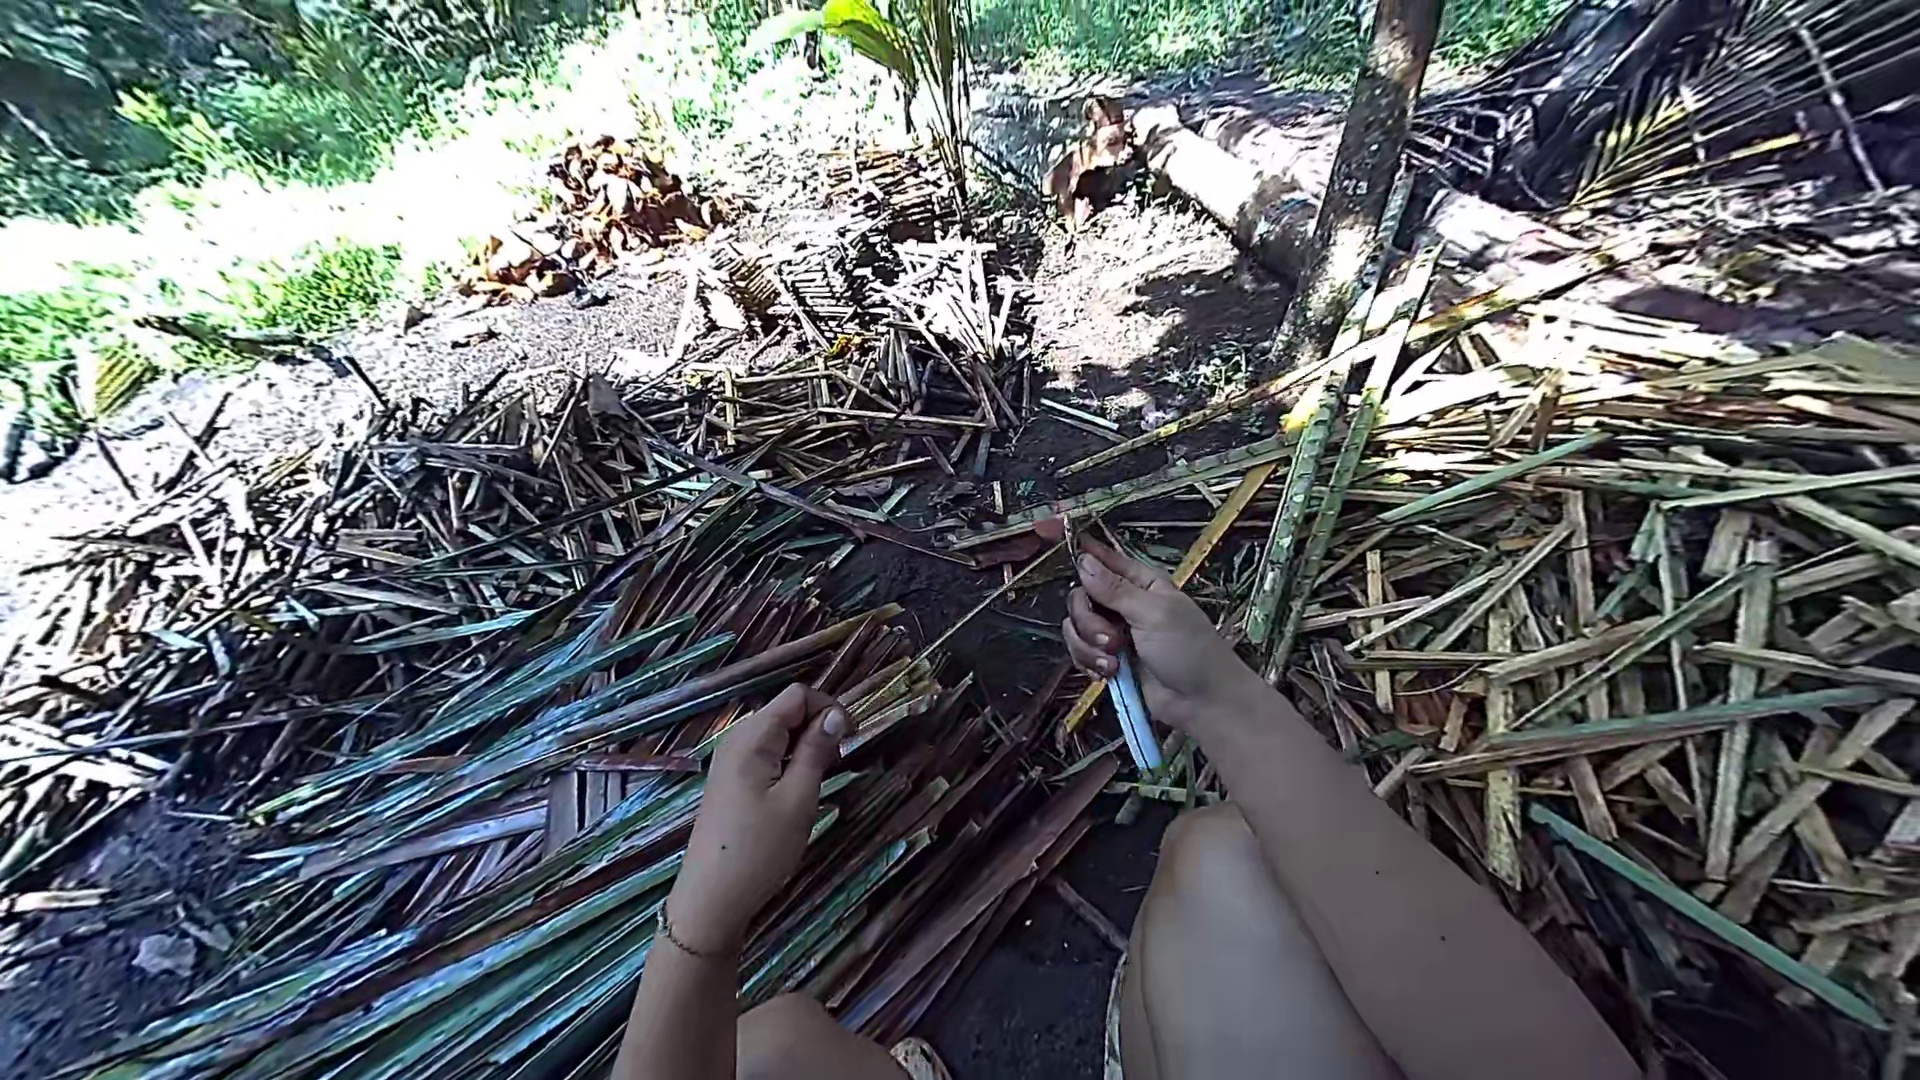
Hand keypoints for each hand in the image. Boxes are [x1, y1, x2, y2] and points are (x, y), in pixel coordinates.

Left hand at [667, 683, 849, 954]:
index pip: (798, 695)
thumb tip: (836, 714)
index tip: (849, 738)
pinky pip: (768, 751)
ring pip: (780, 731)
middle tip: (836, 763)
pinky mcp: (731, 778)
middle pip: (787, 710)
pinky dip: (789, 759)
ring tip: (820, 777)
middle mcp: (738, 739)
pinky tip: (798, 786)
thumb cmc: (760, 850)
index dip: (828, 708)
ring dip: (806, 744)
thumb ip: (817, 750)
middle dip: (818, 726)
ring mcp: (731, 759)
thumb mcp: (799, 798)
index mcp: (752, 737)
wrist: (710, 903)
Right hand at [1061, 537, 1266, 739]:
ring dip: (1089, 646)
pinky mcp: (1106, 659)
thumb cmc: (1189, 649)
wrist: (1202, 702)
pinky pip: (1079, 651)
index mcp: (1141, 583)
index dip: (1083, 553)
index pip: (1104, 559)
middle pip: (1080, 597)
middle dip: (1088, 620)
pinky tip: (1110, 673)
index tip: (1055, 539)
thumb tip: (1083, 561)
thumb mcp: (1154, 613)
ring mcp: (1112, 632)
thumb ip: (1115, 589)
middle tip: (1111, 638)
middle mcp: (1123, 604)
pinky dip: (1089, 662)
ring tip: (1114, 662)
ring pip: (1075, 626)